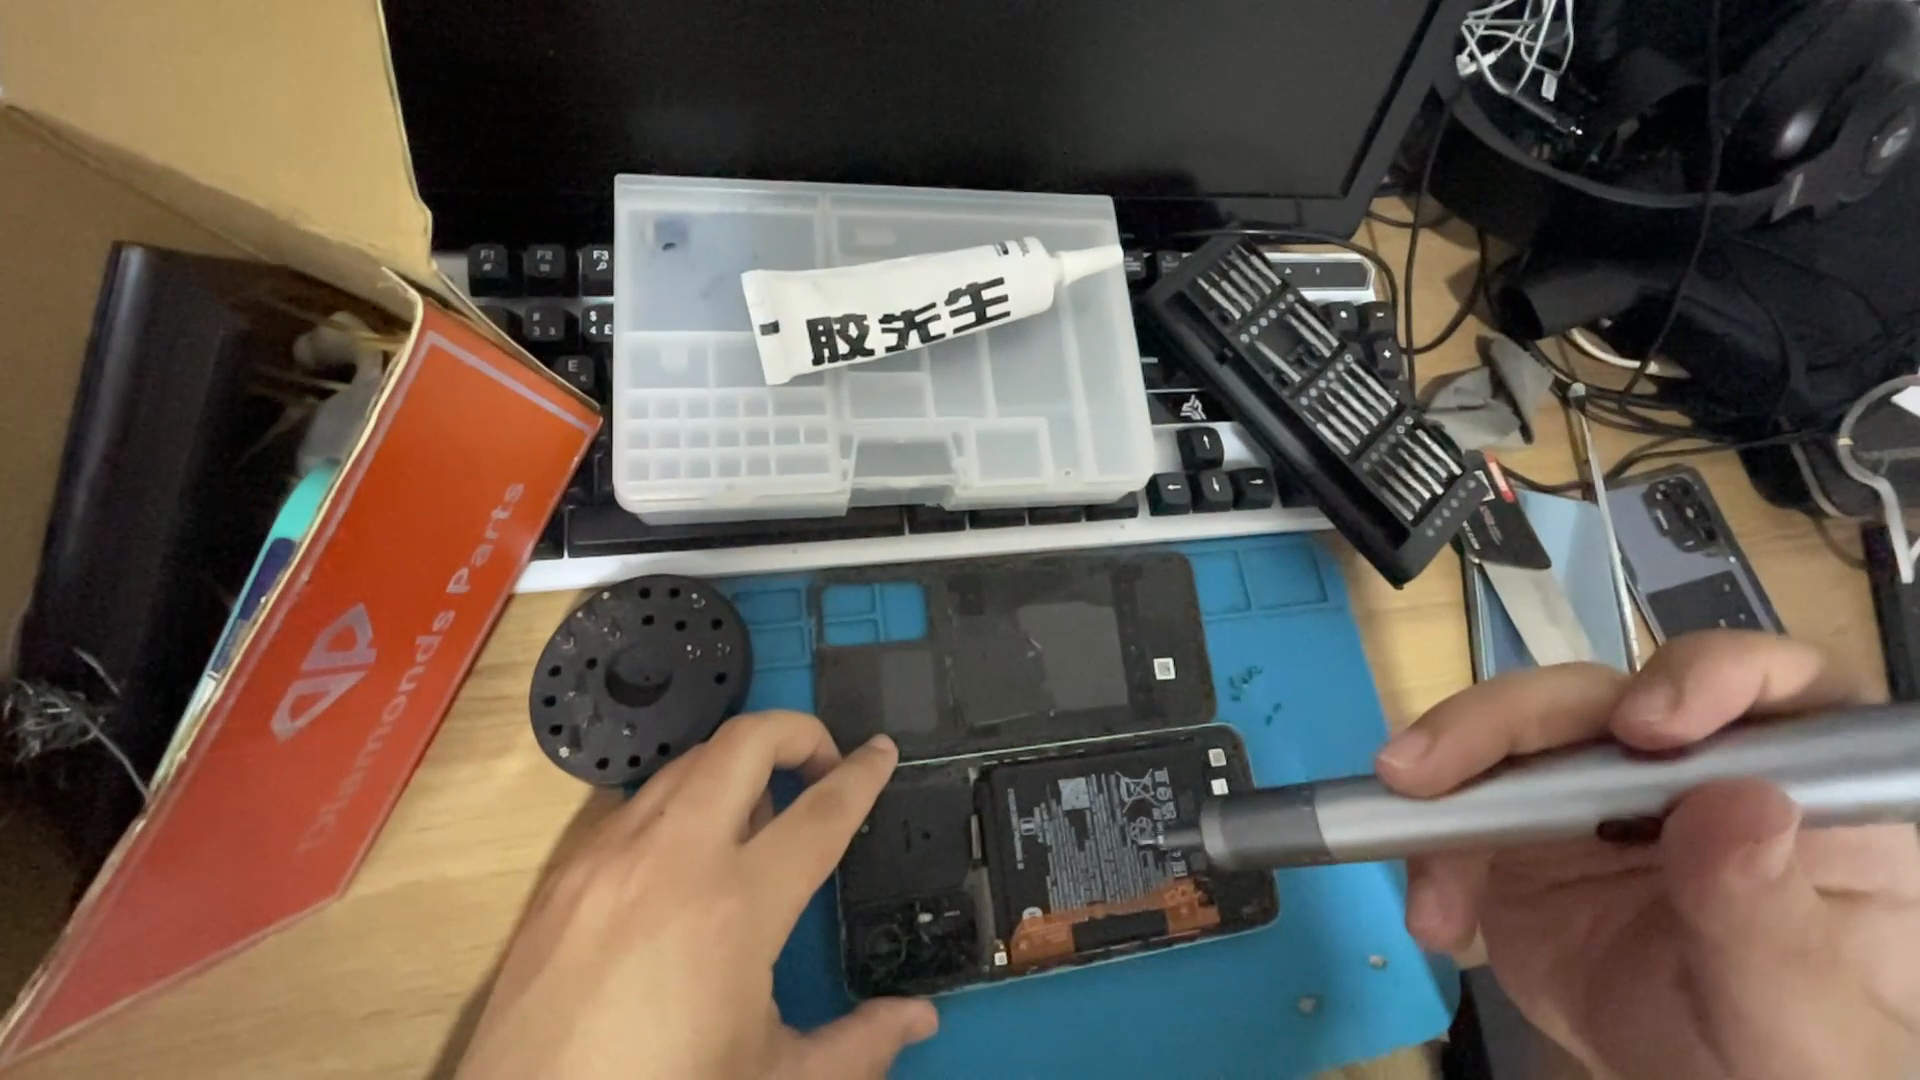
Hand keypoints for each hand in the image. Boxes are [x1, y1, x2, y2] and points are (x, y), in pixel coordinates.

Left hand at [459, 711, 936, 1079]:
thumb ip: (859, 1045)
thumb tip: (919, 1019)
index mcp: (737, 907)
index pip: (821, 812)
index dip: (862, 775)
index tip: (882, 752)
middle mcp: (673, 858)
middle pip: (745, 741)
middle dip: (798, 732)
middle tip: (824, 768)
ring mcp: (610, 856)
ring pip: (689, 761)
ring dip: (739, 765)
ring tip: (761, 817)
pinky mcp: (566, 874)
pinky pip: (640, 802)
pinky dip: (684, 801)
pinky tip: (688, 858)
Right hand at [1377, 631, 1919, 1079]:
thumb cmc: (1767, 1056)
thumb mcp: (1791, 1015)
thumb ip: (1767, 918)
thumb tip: (1741, 802)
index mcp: (1788, 792)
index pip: (1773, 688)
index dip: (1709, 676)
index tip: (1645, 725)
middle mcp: (1678, 766)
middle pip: (1588, 698)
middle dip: (1495, 724)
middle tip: (1424, 770)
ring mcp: (1583, 786)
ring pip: (1501, 731)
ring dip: (1439, 774)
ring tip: (1420, 859)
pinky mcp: (1509, 816)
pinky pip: (1449, 799)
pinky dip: (1428, 850)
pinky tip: (1438, 916)